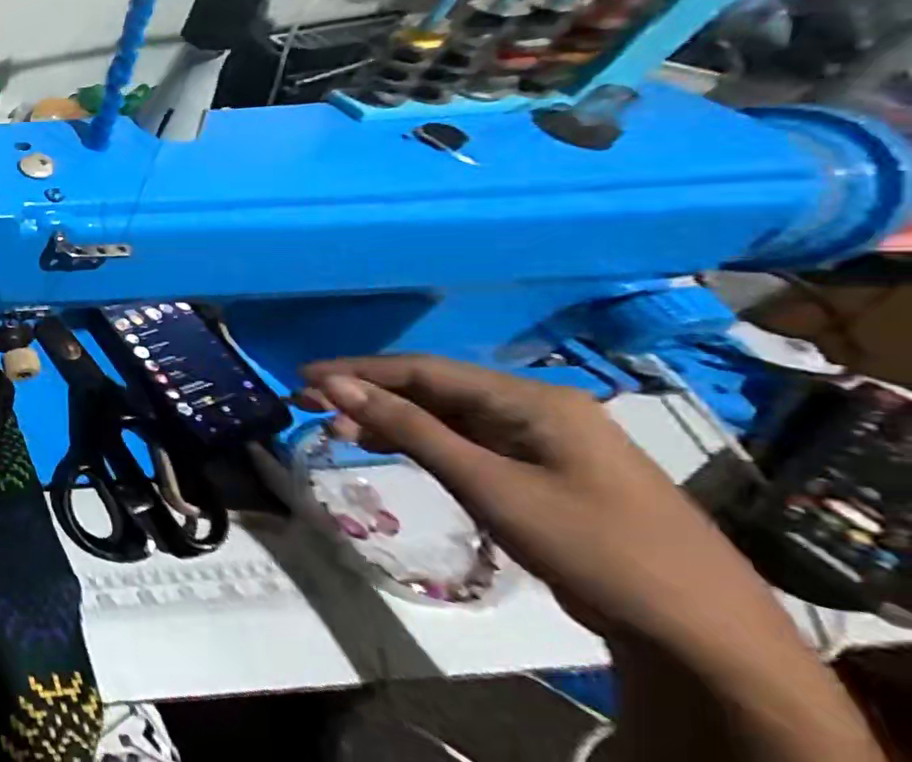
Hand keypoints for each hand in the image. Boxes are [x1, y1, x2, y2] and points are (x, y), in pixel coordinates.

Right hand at [296, 355, 795, 656]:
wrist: (699, 633)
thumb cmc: (590, 545)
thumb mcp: (488, 484)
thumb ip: (410, 430)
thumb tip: (337, 386)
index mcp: (529, 398)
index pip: (425, 370)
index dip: (359, 371)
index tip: (305, 376)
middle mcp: (533, 407)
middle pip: (434, 390)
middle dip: (369, 395)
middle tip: (308, 405)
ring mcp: (540, 441)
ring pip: (447, 418)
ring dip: (391, 421)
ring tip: (336, 430)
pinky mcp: (540, 473)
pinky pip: (467, 444)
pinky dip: (423, 444)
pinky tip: (388, 449)